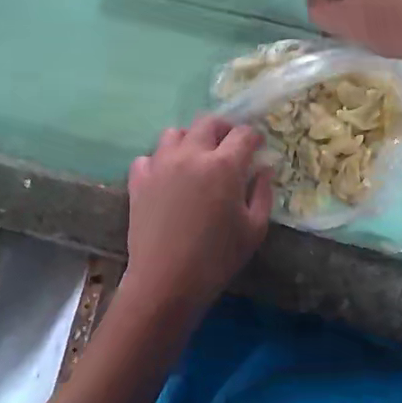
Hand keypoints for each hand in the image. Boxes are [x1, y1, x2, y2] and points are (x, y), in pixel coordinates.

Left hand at [124, 116, 272, 319]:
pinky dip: (159, 161)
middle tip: (228, 145)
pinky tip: (166, 178)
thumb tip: (263, 169)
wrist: (166, 280)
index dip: (253, 137)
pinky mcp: (138, 178)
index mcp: (223, 166)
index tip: (256, 145)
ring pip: (174, 133)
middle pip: (207, 122)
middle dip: (222, 128)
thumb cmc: (217, 258)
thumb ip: (262, 193)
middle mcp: (190, 155)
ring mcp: (160, 164)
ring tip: (195, 158)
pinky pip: (148, 156)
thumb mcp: (254, 229)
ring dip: (189, 140)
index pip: (242, 134)